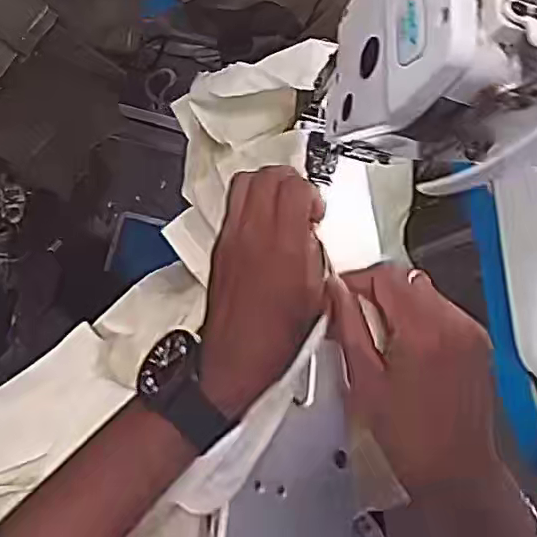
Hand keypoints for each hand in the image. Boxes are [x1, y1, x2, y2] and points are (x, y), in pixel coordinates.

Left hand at [201, 165, 327, 417]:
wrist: (235, 360)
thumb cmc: (273, 338)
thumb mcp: (316, 294)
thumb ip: (316, 252)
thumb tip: (311, 231)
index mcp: (283, 246)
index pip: (294, 187)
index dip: (311, 192)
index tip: (315, 209)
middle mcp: (253, 235)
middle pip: (268, 176)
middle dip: (290, 181)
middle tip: (301, 201)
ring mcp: (232, 237)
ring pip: (246, 182)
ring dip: (267, 185)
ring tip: (281, 205)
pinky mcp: (220, 245)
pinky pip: (234, 204)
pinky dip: (251, 202)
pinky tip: (263, 222)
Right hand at [328, 263, 504, 495]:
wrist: (458, 476)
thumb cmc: (414, 443)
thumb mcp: (365, 382)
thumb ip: (348, 327)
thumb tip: (336, 294)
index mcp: (424, 330)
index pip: (386, 275)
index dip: (356, 280)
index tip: (339, 293)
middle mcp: (453, 323)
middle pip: (407, 278)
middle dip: (377, 291)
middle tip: (355, 317)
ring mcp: (470, 331)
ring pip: (425, 291)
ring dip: (400, 304)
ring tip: (382, 340)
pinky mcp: (478, 341)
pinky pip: (443, 311)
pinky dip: (422, 318)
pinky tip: (408, 350)